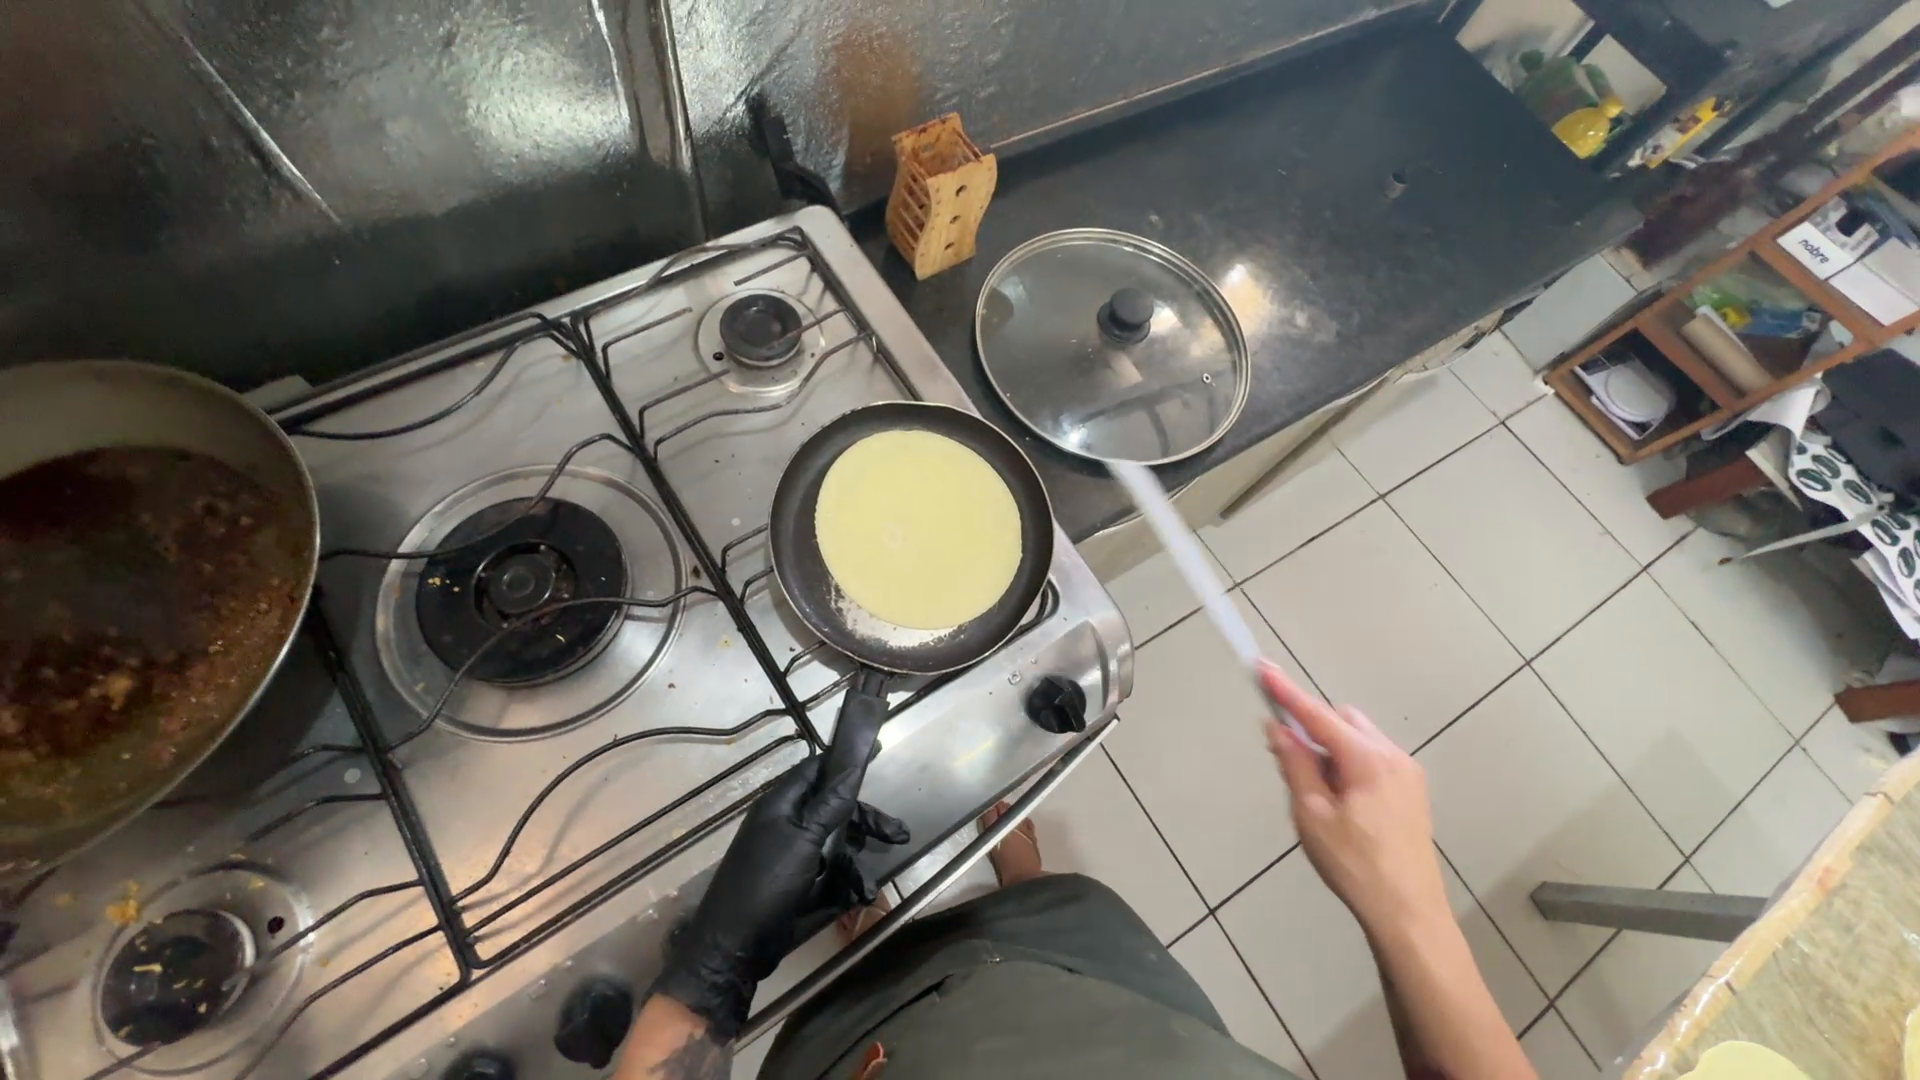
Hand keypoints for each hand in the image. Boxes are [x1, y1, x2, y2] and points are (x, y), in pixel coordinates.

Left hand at [650, 755, 907, 1039]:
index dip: (844, 763)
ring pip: (835, 846)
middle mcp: (786, 824)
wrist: (733, 948)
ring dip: (856, 865)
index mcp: (781, 805)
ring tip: (869, 888)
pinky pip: (828, 876)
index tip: (878, 754)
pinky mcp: (796, 884)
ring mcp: (791, 856)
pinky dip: (844, 886)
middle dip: (866, 822)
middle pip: (834, 809)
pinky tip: (856, 901)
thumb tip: (850, 765)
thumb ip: (830, 803)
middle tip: (898, 834)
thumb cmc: (767, 883)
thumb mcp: (804, 840)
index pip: (816, 770)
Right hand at [1260, 661, 1449, 933]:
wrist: (1409, 915)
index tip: (1262, 666)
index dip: (1286, 691)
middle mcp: (1393, 757)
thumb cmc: (1354, 865)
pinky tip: (1338, 802)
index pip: (1317, 715)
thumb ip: (1295, 764)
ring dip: (1331, 749)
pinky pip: (1372, 759)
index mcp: (1368, 760)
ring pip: (1358, 739)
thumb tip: (1279, 728)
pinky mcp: (1411, 793)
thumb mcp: (1312, 814)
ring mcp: (1408, 775)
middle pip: (1342, 720)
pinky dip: (1348, 765)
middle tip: (1288, 761)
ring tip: (1315, 793)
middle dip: (1313, 728)